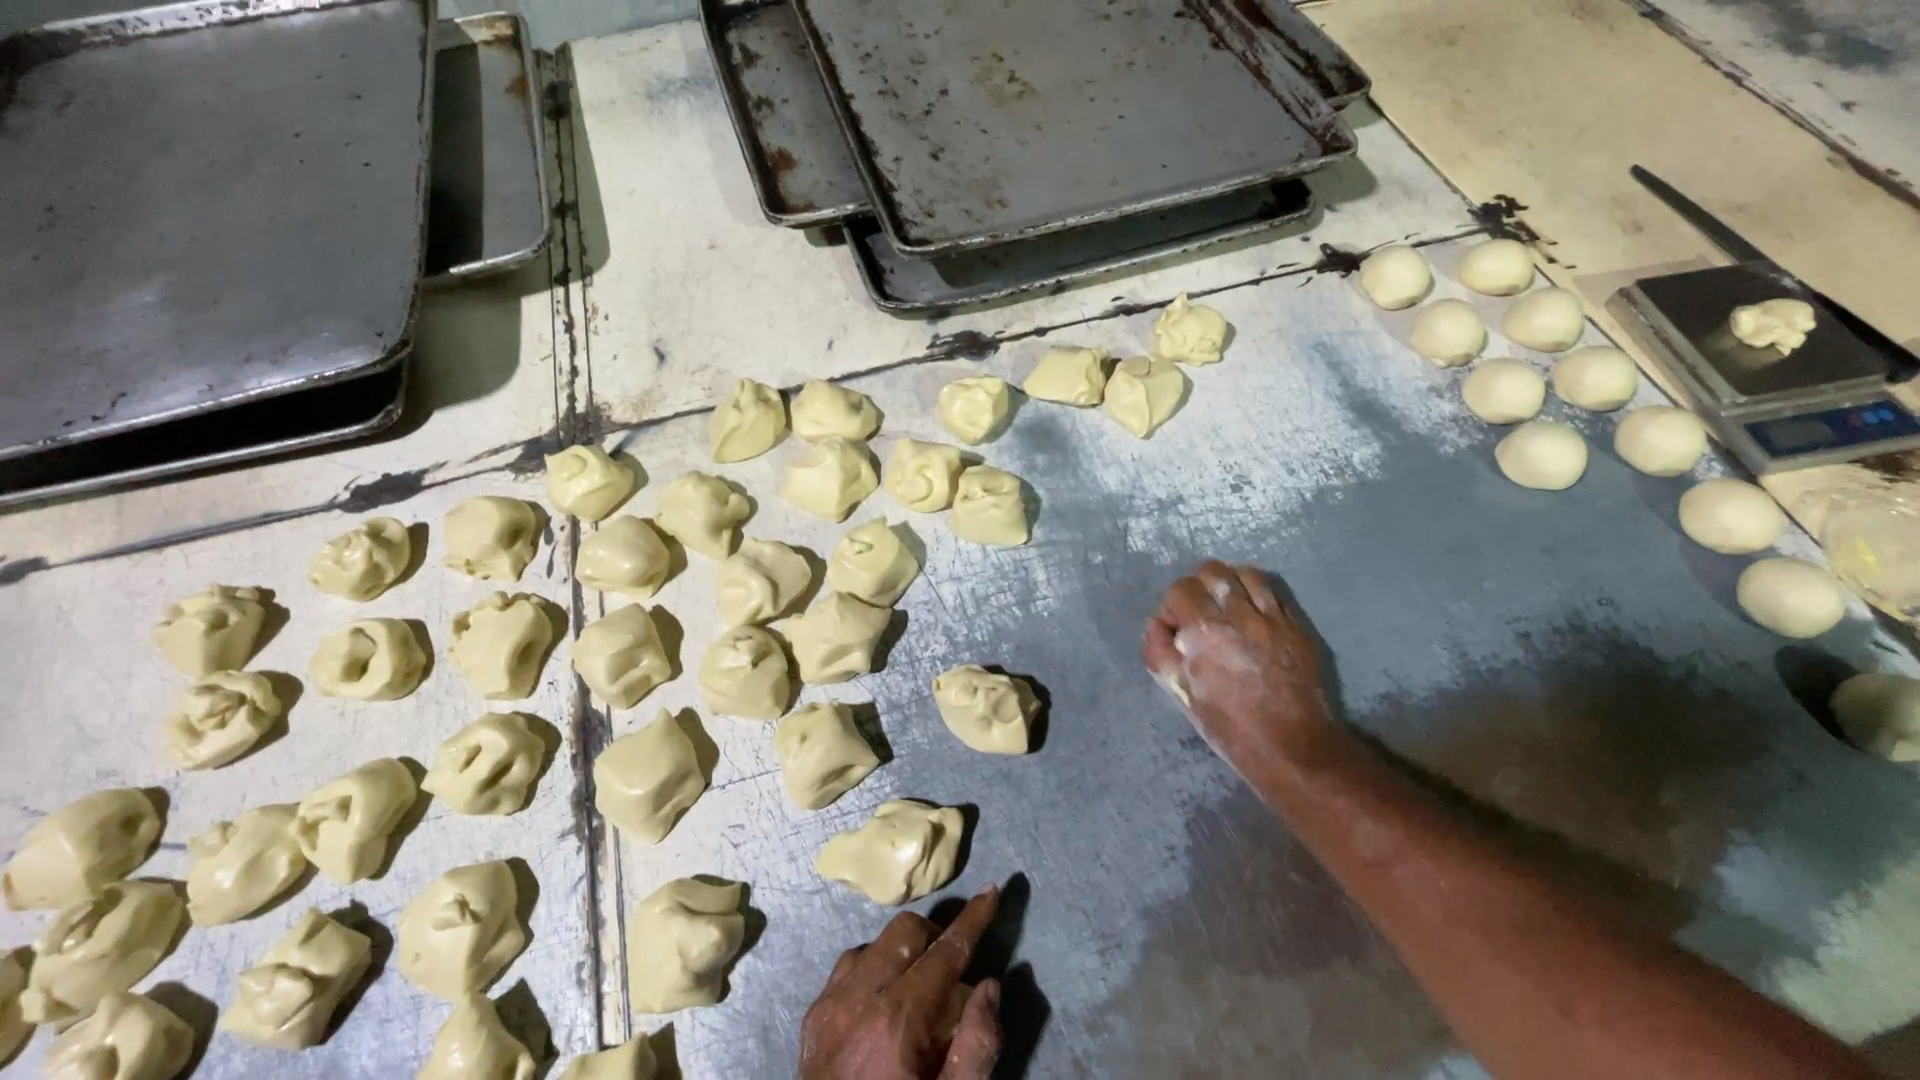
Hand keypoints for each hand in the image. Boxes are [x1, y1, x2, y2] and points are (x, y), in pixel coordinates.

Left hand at [800, 886, 1001, 1079]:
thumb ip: (978, 1045)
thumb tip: (989, 985)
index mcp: (898, 1019)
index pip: (945, 952)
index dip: (973, 920)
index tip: (992, 891)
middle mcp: (859, 998)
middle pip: (905, 931)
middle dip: (935, 936)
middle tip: (953, 966)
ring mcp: (829, 1004)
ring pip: (872, 943)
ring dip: (900, 952)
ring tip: (917, 984)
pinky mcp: (812, 1016)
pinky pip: (845, 966)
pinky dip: (870, 969)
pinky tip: (881, 998)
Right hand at [1143, 561, 1335, 771]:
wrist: (1289, 744)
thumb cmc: (1228, 726)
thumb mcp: (1180, 693)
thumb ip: (1159, 653)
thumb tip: (1156, 626)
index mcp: (1205, 631)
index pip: (1180, 589)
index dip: (1170, 607)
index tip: (1174, 631)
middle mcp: (1239, 614)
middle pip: (1212, 571)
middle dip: (1198, 588)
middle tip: (1198, 615)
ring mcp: (1272, 617)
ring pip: (1245, 573)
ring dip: (1229, 585)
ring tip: (1226, 608)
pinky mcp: (1295, 626)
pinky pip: (1273, 592)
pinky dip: (1255, 594)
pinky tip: (1251, 614)